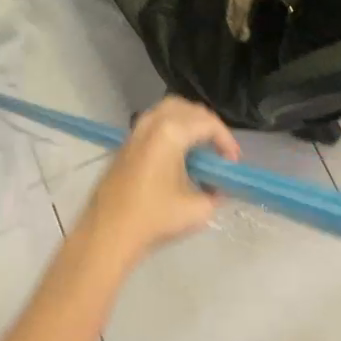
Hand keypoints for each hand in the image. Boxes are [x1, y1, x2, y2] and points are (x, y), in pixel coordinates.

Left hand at [76, 98, 240, 266]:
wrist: (108, 233)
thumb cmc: (154, 219)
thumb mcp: (197, 210)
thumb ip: (215, 194)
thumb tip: (216, 189)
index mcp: (171, 133)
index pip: (208, 123)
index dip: (226, 140)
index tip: (233, 162)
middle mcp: (152, 123)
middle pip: (187, 108)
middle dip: (207, 124)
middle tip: (219, 148)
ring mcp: (135, 131)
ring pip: (167, 111)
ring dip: (187, 123)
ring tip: (201, 148)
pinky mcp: (125, 144)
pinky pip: (153, 123)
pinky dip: (170, 129)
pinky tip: (178, 154)